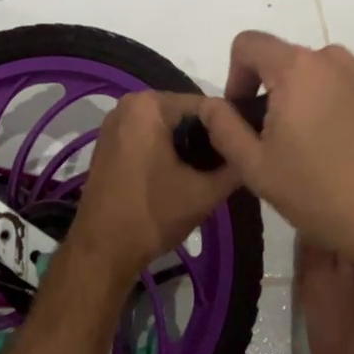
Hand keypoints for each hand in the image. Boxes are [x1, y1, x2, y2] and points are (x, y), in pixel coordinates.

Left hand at [69, 90, 243, 275]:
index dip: (227, 129)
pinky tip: (178, 178)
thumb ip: (235, 166)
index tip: (240, 154)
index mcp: (149, 105)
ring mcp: (115, 122)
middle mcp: (129, 103)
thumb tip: (251, 152)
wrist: (102, 250)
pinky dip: (165, 150)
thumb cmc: (152, 215)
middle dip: (206, 138)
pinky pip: (147, 135)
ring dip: (186, 146)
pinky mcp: (109, 142)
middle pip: (183, 114)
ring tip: (206, 175)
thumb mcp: (204, 192)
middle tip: (224, 168)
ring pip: (166, 126)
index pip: (205, 105)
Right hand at [198, 32, 353, 286]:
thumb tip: (210, 104)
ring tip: (331, 149)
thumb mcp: (258, 171)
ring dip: (320, 98)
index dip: (237, 75)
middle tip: (289, 144)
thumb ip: (224, 128)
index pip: (250, 44)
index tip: (246, 115)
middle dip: (282, 93)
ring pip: (331, 74)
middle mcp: (337, 57)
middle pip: (293, 61)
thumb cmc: (326, 198)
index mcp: (297, 69)